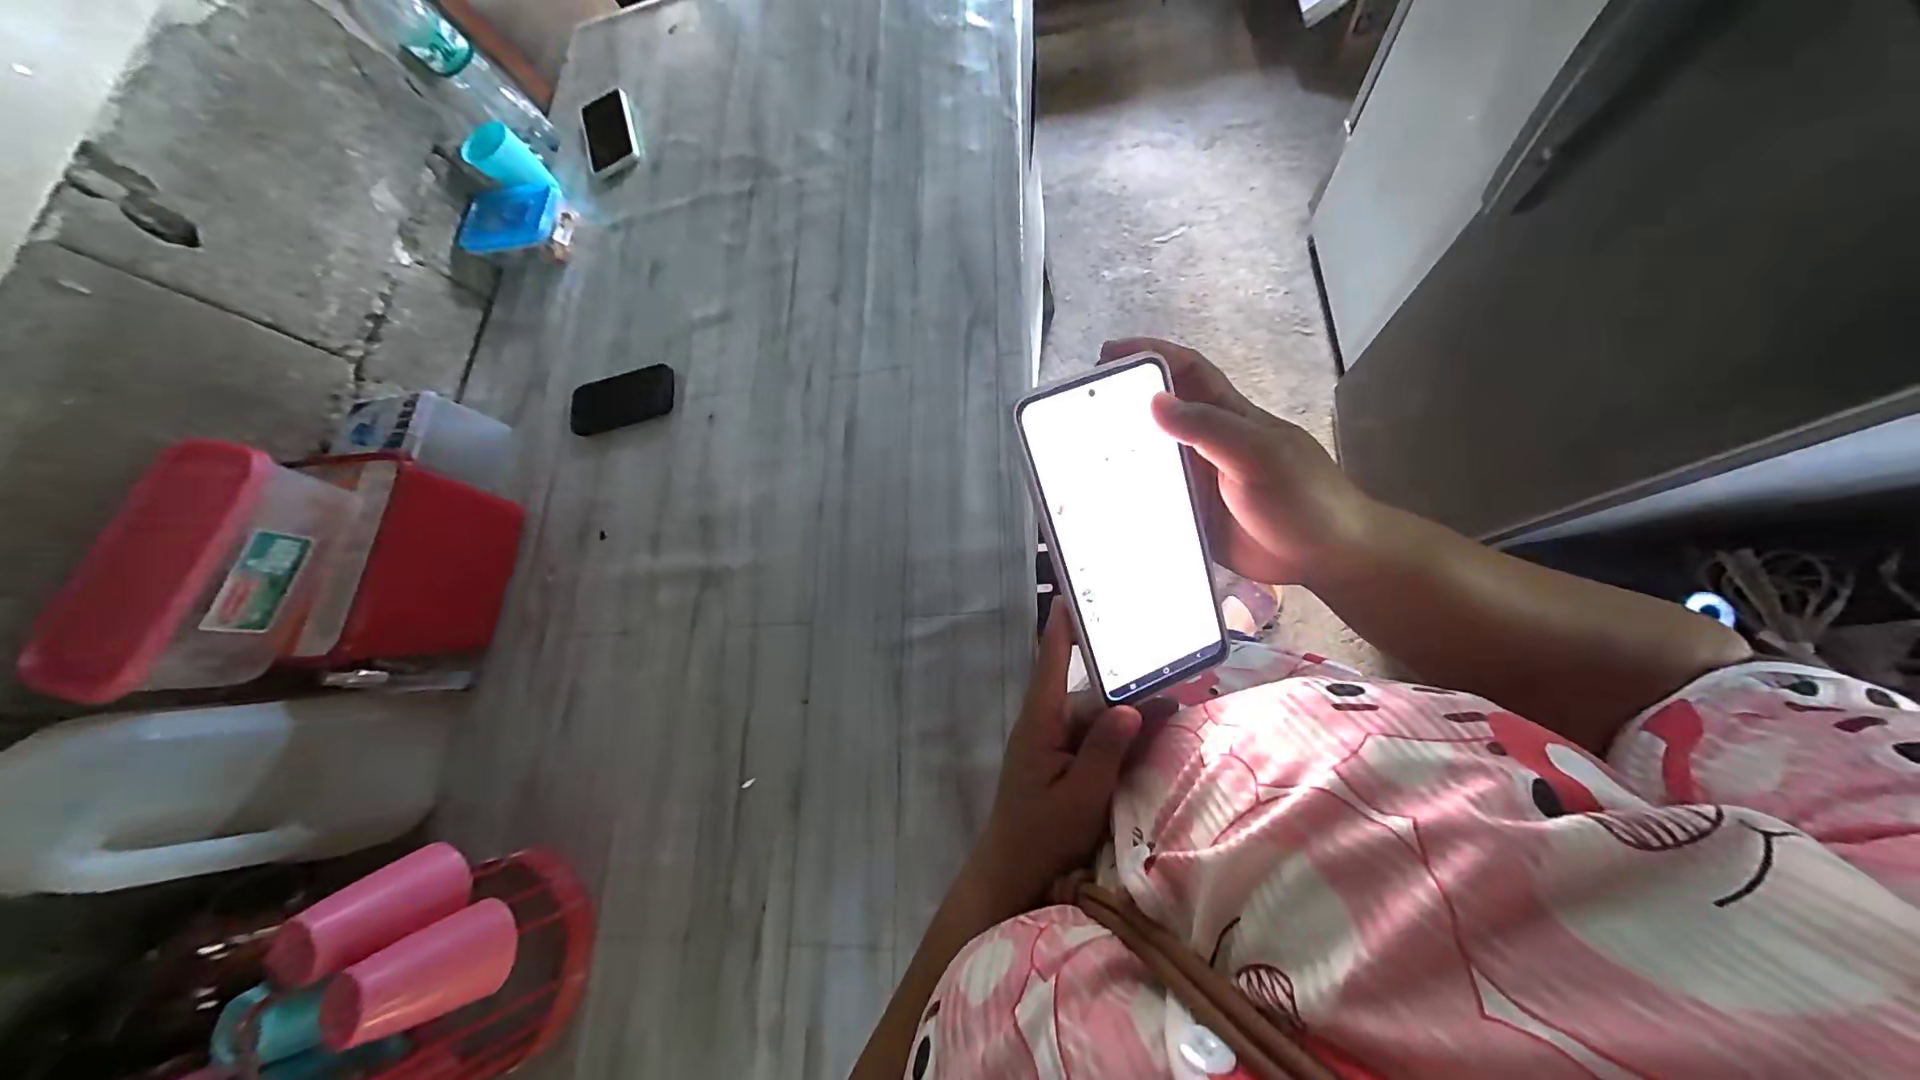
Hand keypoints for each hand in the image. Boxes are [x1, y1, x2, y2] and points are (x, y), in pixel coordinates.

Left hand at [964, 600, 1142, 914]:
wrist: (1013, 876)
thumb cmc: (1042, 836)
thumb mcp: (1081, 795)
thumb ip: (1105, 750)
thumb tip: (1131, 706)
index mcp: (1040, 723)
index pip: (1049, 664)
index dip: (1061, 629)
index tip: (1074, 596)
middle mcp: (1046, 726)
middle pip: (1086, 693)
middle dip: (1123, 684)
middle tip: (1164, 667)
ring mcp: (1054, 745)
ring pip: (1096, 718)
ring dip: (1128, 715)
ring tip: (1172, 702)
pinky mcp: (1064, 763)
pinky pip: (1096, 741)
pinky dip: (1121, 738)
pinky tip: (1153, 734)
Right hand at [1100, 336, 1373, 585]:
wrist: (1325, 557)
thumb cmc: (1303, 498)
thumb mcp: (1258, 455)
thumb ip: (1209, 428)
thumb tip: (1153, 402)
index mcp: (1228, 417)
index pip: (1186, 371)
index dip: (1150, 354)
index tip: (1108, 354)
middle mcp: (1206, 443)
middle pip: (1158, 412)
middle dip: (1121, 403)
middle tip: (1077, 409)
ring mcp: (1197, 480)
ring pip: (1149, 456)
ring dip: (1118, 452)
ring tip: (1075, 454)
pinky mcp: (1190, 514)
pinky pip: (1152, 497)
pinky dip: (1128, 494)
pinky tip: (1102, 501)